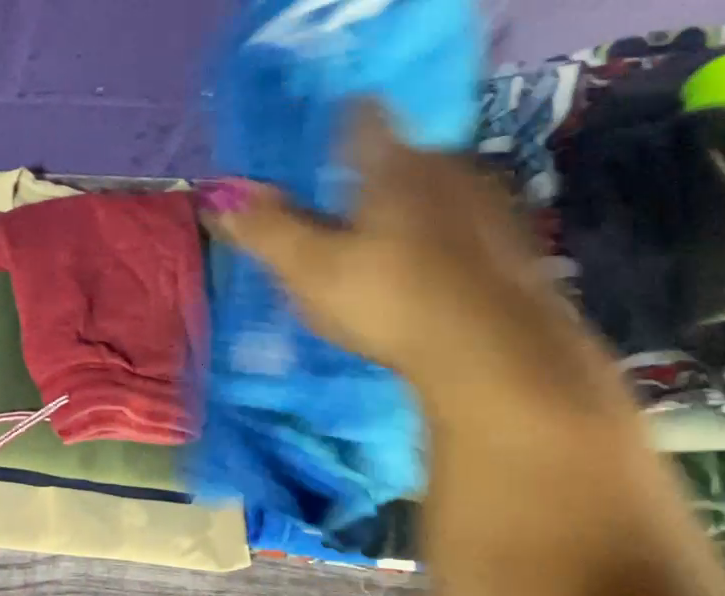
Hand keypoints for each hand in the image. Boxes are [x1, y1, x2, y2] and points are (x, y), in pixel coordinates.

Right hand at [202, 102, 594, 396]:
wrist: (491, 349)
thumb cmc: (387, 299)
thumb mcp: (308, 269)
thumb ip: (265, 230)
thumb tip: (216, 198)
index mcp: (393, 163)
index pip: (358, 118)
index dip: (328, 127)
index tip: (302, 151)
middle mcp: (444, 164)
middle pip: (392, 156)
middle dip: (357, 178)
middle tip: (323, 212)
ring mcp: (484, 198)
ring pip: (425, 190)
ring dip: (395, 209)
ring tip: (364, 246)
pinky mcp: (508, 238)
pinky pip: (454, 222)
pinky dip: (427, 237)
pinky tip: (410, 271)